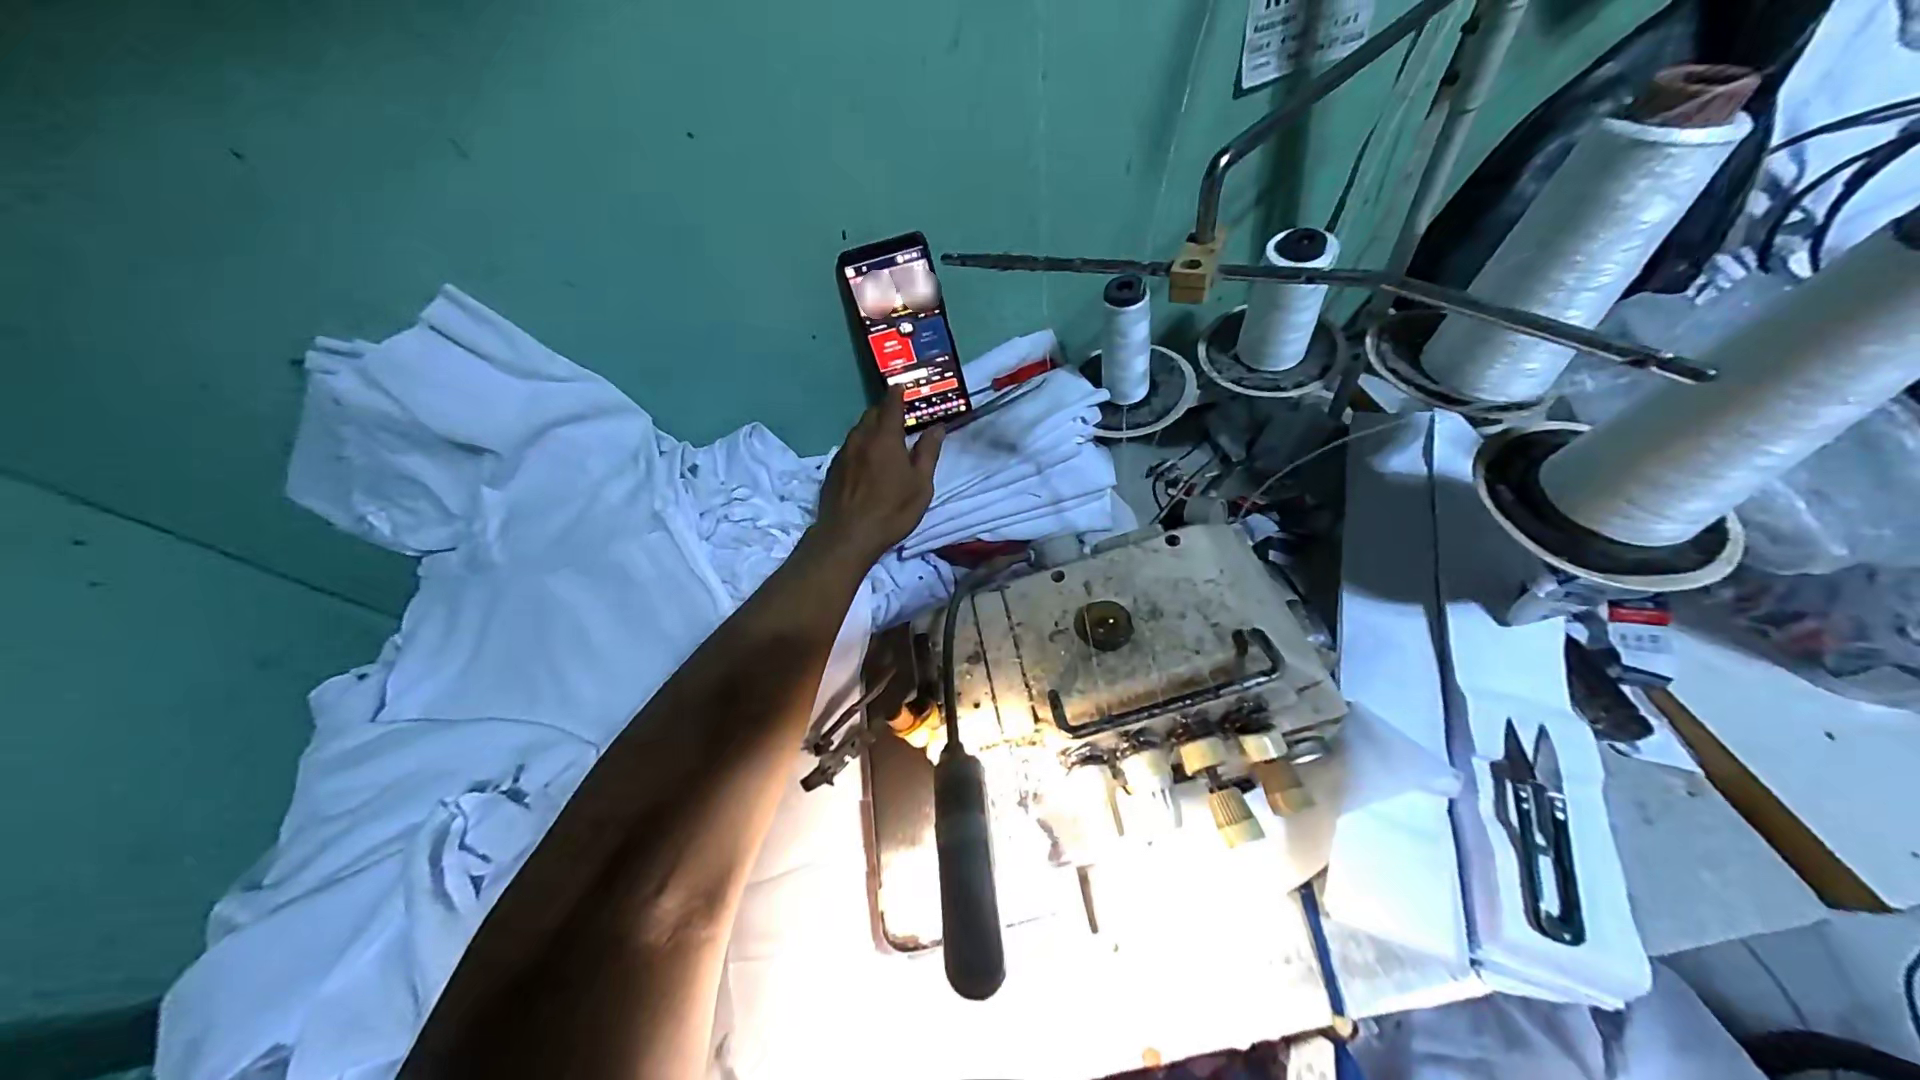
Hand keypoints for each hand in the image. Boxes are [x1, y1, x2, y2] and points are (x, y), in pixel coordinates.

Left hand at [807, 388, 943, 568]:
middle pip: (872, 414)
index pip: (891, 405)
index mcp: (885, 438)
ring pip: (858, 430)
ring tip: (883, 438)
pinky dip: (860, 445)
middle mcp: (861, 438)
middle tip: (898, 416)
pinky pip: (849, 447)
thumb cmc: (892, 510)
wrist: (847, 535)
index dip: (898, 394)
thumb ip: (928, 453)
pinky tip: (866, 460)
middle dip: (885, 410)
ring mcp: (843, 453)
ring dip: (871, 428)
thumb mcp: (920, 485)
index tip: (903, 387)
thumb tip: (937, 428)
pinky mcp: (832, 469)